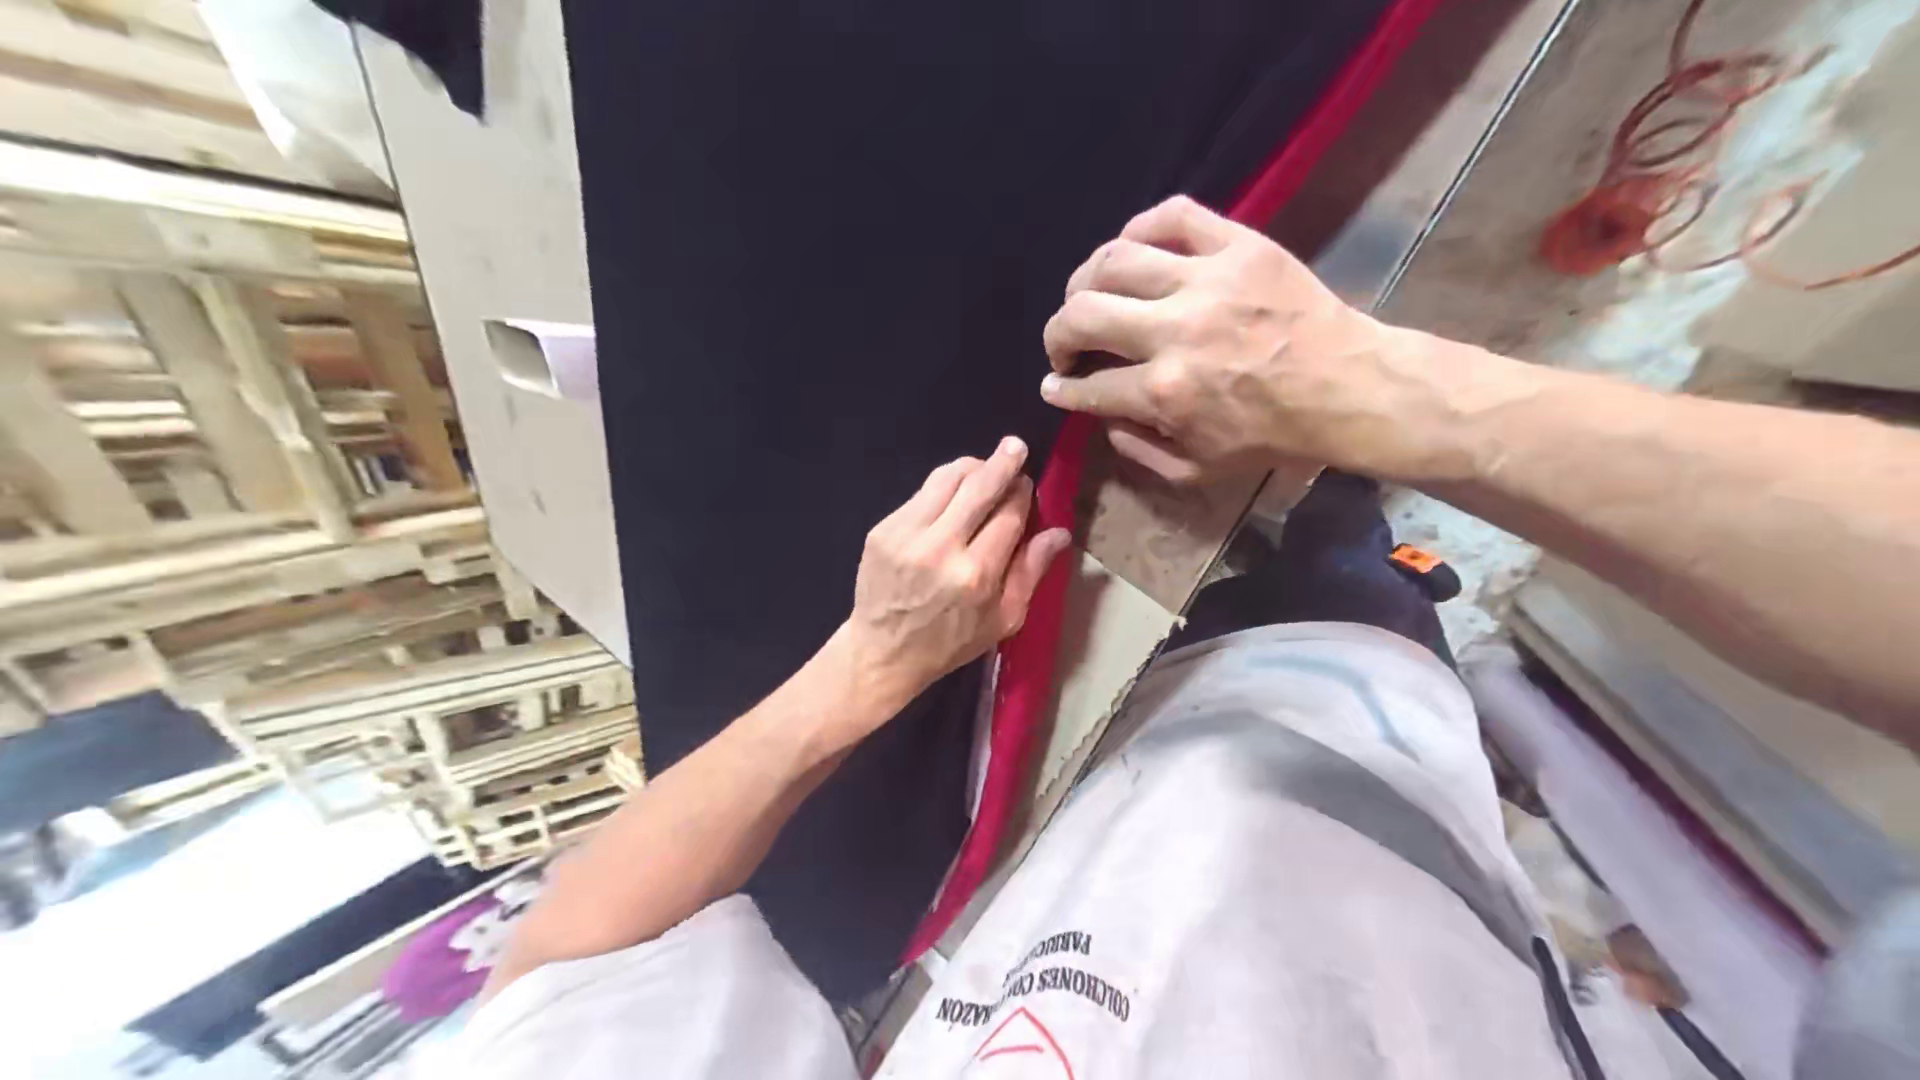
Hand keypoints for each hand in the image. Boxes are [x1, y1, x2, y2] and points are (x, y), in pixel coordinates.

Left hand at [840, 437, 1071, 719]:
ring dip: (971, 467)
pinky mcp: (882, 530)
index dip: (1021, 493)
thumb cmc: (949, 642)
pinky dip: (941, 488)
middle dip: (1002, 462)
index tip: (1026, 485)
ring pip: (946, 479)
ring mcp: (906, 535)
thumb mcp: (1003, 620)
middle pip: (979, 486)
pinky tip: (951, 498)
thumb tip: (1060, 532)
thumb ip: (1031, 572)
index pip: (1009, 514)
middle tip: (1015, 447)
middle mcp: (941, 548)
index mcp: (976, 574)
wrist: (883, 652)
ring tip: (983, 468)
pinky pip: (920, 494)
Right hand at [1037, 196, 1475, 484]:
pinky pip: (1172, 216)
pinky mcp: (1239, 245)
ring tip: (1088, 297)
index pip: (1087, 386)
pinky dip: (1138, 229)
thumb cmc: (1271, 436)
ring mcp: (1207, 280)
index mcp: (1165, 393)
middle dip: (1056, 336)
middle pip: (1082, 315)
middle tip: (1064, 347)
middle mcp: (1175, 331)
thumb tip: (1100, 416)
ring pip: (1113, 260)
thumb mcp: (1196, 469)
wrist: (1348, 387)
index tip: (1055, 386)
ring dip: (1084, 282)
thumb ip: (1136, 450)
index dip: (1060, 389)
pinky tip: (1131, 251)